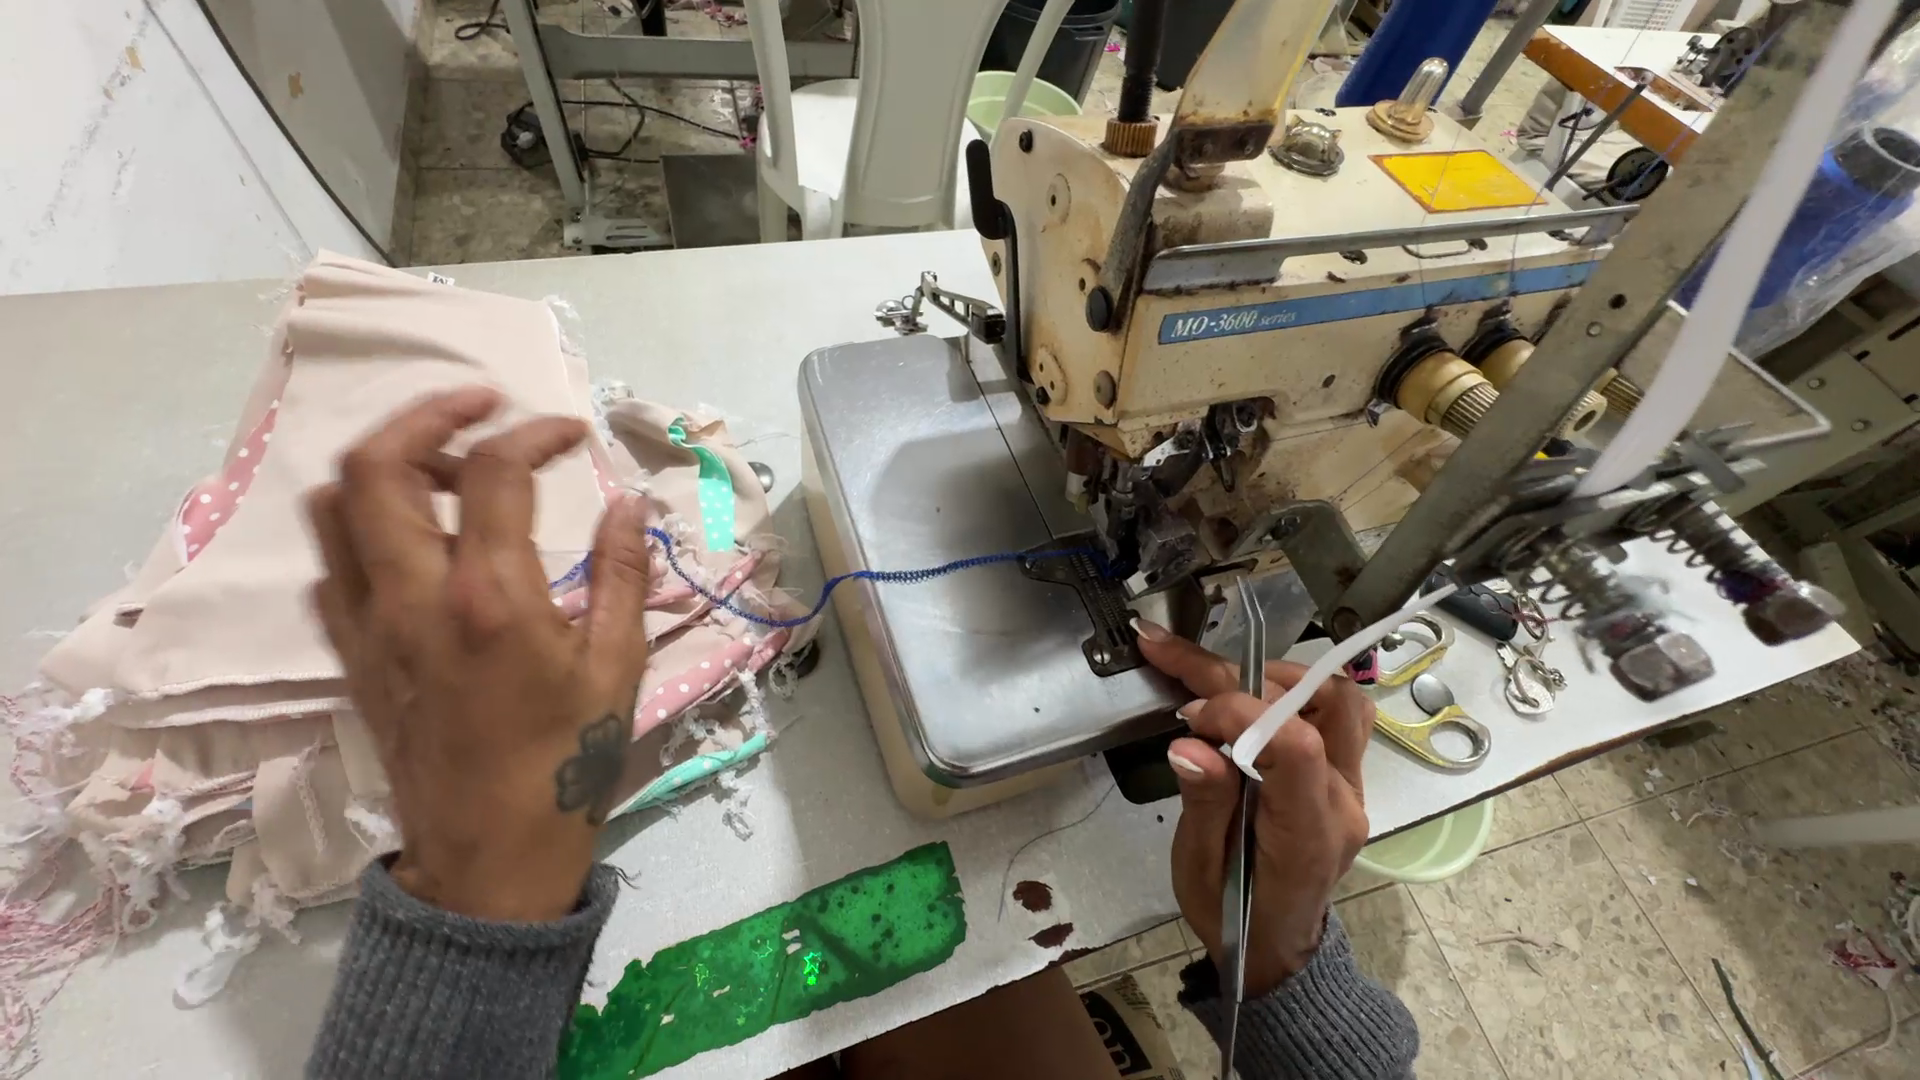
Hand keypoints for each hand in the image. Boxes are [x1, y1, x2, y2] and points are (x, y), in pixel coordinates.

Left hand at [306, 387, 651, 921]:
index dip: (534, 433)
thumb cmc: (568, 756)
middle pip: (376, 467)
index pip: (493, 473)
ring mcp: (367, 625)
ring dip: (388, 465)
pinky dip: (369, 525)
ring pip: (334, 507)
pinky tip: (422, 541)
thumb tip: (630, 504)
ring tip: (450, 467)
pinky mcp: (352, 653)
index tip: (572, 432)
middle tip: (483, 407)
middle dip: (428, 415)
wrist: (490, 849)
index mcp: (489, 597)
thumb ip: (622, 573)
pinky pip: (334, 563)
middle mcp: (411, 596)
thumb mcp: (619, 663)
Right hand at [1132, 619, 1372, 996]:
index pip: (1295, 744)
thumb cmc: (1232, 913)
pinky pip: (1337, 713)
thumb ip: (1203, 802)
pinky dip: (1294, 689)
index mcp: (1307, 832)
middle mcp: (1342, 800)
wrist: (1276, 943)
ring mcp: (1352, 785)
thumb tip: (1188, 742)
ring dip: (1277, 675)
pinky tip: (1249, 693)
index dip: (1239, 711)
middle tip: (1172, 659)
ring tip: (1219, 679)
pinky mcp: (1344, 775)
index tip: (1188, 715)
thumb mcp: (1199, 869)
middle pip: (1313, 707)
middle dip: (1234, 677)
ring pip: (1340, 699)